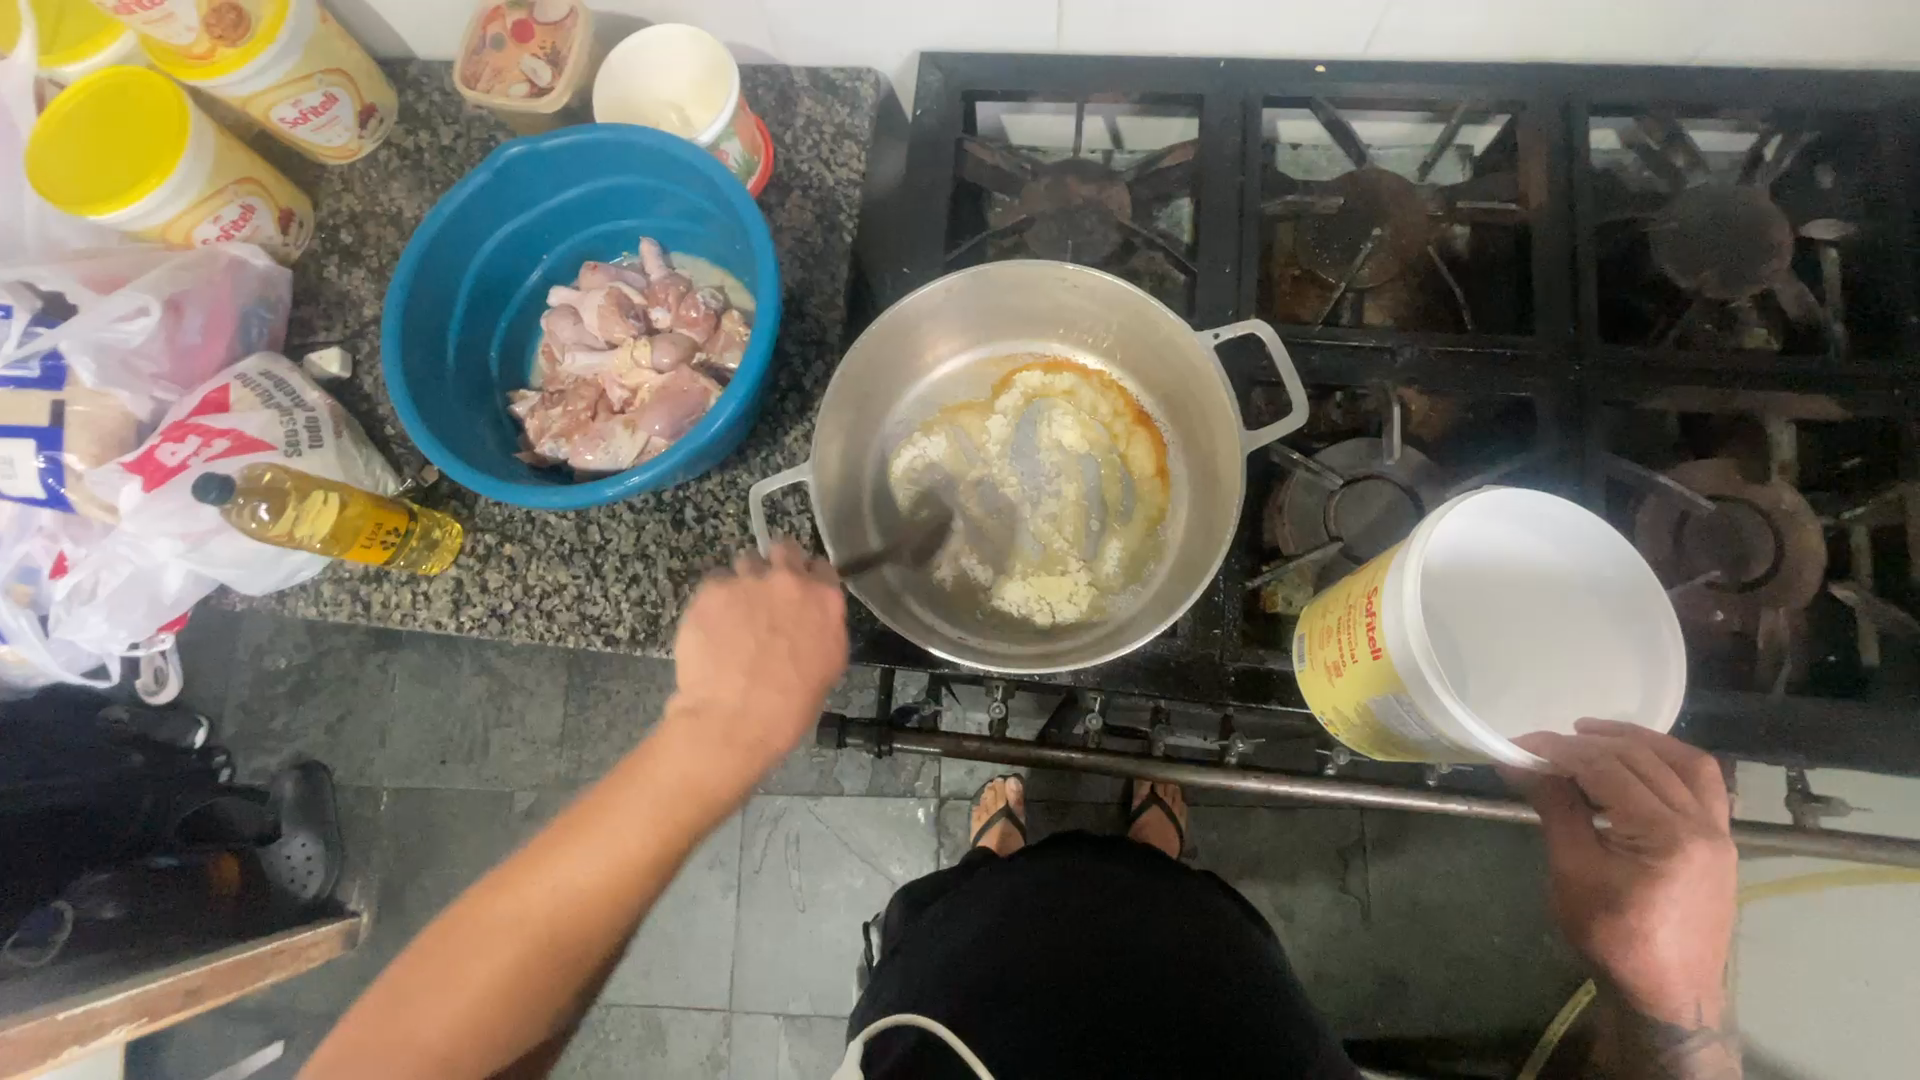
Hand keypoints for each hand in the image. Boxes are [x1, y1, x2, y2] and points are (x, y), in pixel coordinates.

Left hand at [663, 539, 848, 802]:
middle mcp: (790, 581)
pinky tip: (710, 628)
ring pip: (744, 563)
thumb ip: (823, 629)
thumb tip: (812, 621)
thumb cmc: (790, 706)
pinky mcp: (711, 590)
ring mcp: (748, 581)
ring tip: (732, 614)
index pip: (821, 568)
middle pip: (784, 549)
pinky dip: (713, 601)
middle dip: (776, 565)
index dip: (808, 578)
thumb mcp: (828, 666)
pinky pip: (714, 584)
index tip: (799, 593)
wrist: (735, 719)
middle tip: (765, 592)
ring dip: (742, 583)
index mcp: (825, 600)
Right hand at [1505, 719, 1737, 1025]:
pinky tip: (1632, 763)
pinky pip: (1701, 785)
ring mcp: (1719, 834)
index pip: (1606, 768)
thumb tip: (1520, 761)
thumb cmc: (1611, 933)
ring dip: (1635, 741)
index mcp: (1668, 834)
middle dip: (1586, 743)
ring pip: (1684, 763)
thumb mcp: (1572, 868)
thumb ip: (1554, 806)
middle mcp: (1704, 825)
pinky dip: (1664, 762)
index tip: (1517, 745)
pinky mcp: (1717, 843)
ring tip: (1589, 734)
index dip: (1557, 749)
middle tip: (1540, 745)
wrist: (1665, 990)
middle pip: (1642, 758)